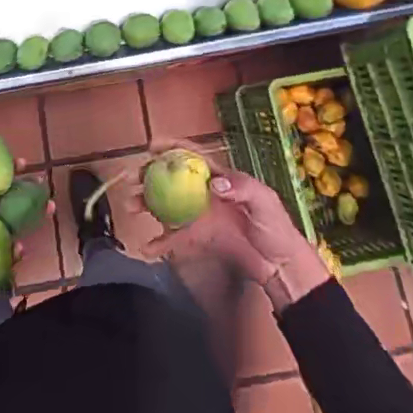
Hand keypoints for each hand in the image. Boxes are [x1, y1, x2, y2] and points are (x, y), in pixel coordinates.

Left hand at [0, 163, 53, 335]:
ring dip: (35, 214)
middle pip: (11, 201)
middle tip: (42, 182)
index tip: (20, 163)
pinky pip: (15, 251)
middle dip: (28, 190)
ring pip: (20, 223)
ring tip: (49, 207)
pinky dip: (19, 249)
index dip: (6, 173)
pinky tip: (20, 247)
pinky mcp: (3, 259)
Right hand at [136, 141, 329, 308]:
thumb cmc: (276, 228)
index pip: (193, 157)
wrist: (281, 266)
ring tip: (130, 206)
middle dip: (150, 175)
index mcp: (221, 179)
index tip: (152, 146)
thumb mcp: (265, 202)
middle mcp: (206, 194)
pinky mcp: (200, 238)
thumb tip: (214, 183)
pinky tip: (147, 246)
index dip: (172, 148)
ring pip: (167, 205)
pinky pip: (175, 238)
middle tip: (133, 179)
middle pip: (172, 179)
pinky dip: (160, 242)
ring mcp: (200, 216)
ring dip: (147, 203)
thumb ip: (241, 188)